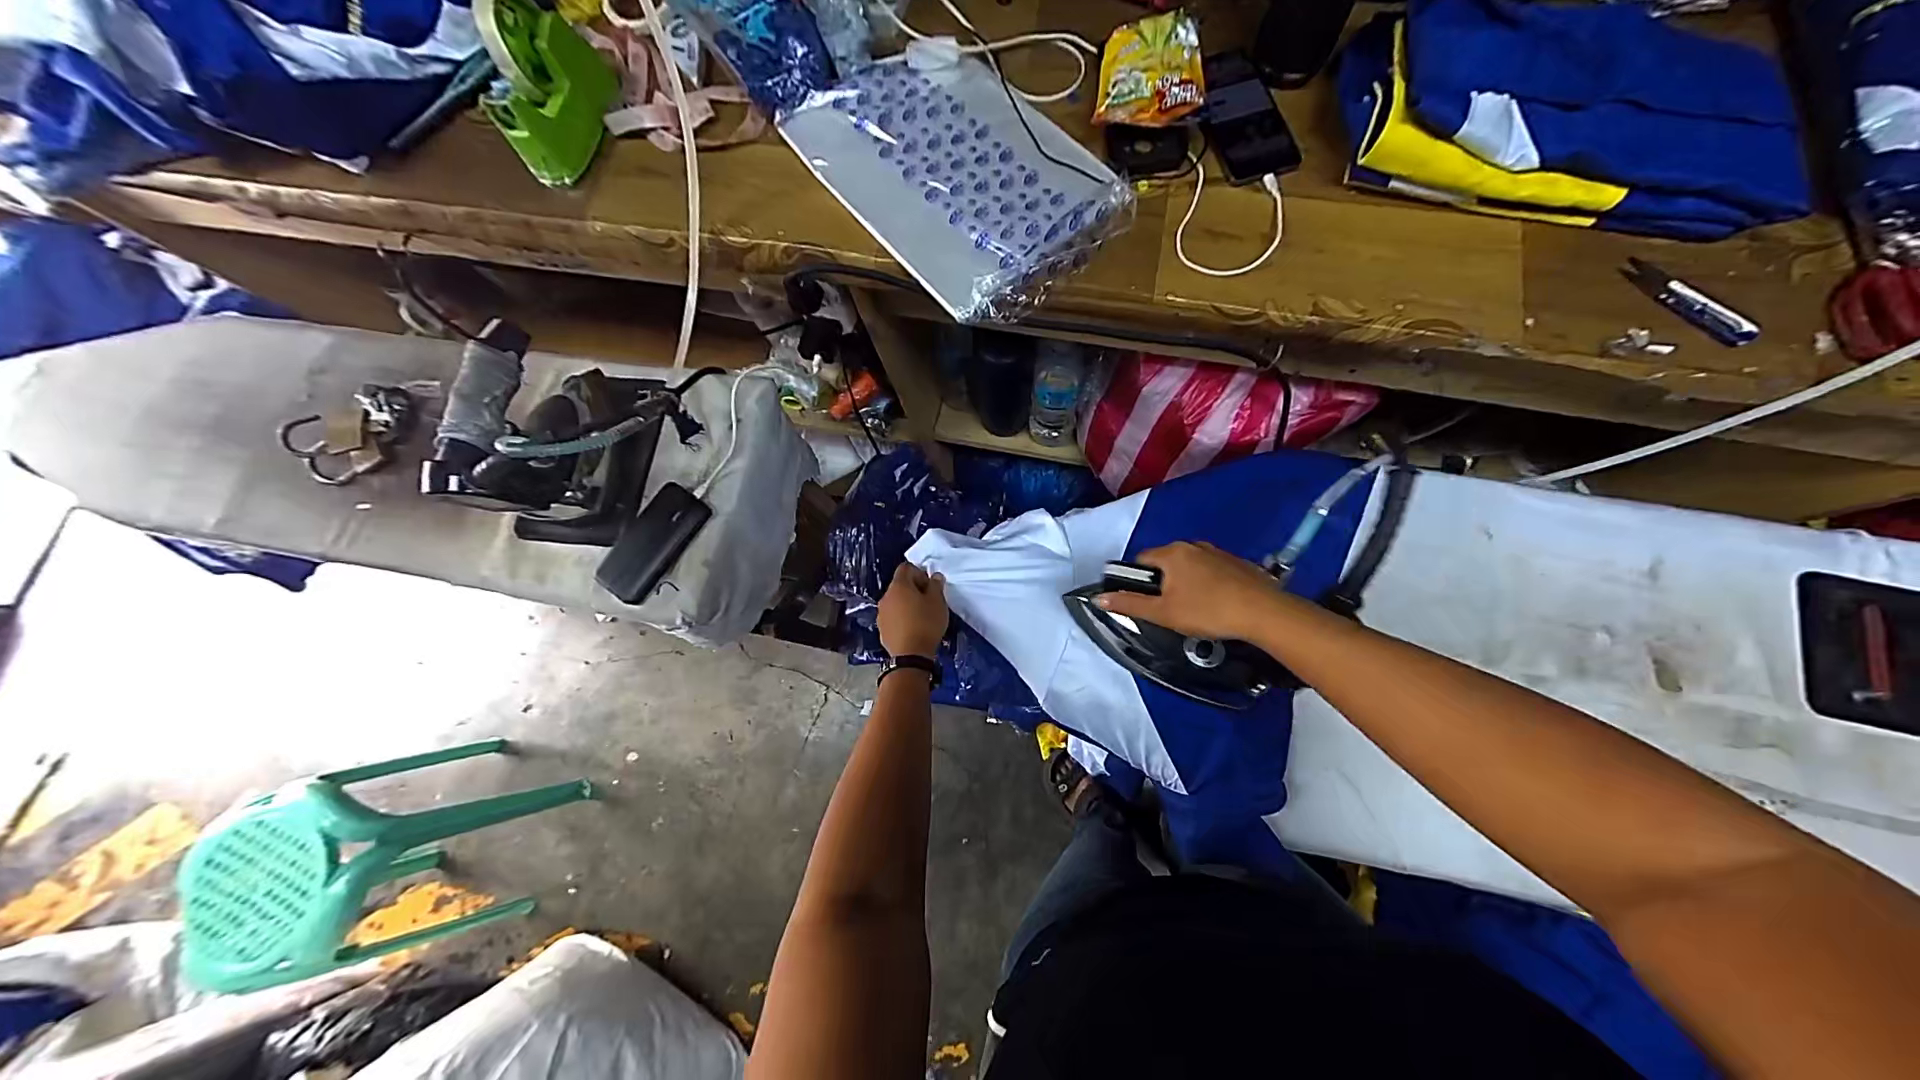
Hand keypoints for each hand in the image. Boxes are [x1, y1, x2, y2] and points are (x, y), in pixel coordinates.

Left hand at [879, 563, 947, 657]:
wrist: (910, 656)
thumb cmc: (926, 624)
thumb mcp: (938, 602)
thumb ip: (936, 586)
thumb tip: (934, 576)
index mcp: (899, 586)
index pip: (906, 568)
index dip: (920, 573)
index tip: (930, 586)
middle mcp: (886, 596)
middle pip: (900, 585)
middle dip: (914, 589)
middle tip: (929, 601)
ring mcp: (881, 613)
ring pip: (895, 601)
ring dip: (907, 604)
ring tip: (921, 616)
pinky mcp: (881, 628)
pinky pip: (892, 616)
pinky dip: (901, 617)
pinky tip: (912, 628)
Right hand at [1096, 541, 1286, 642]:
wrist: (1263, 612)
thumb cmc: (1207, 611)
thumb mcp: (1163, 613)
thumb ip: (1130, 604)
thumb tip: (1099, 598)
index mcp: (1171, 553)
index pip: (1141, 561)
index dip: (1139, 582)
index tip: (1147, 602)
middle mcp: (1193, 545)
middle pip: (1166, 562)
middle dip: (1164, 583)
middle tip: (1170, 609)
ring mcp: (1218, 552)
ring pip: (1190, 566)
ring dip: (1187, 583)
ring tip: (1196, 609)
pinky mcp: (1238, 562)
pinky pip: (1212, 571)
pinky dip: (1209, 584)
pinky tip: (1217, 604)